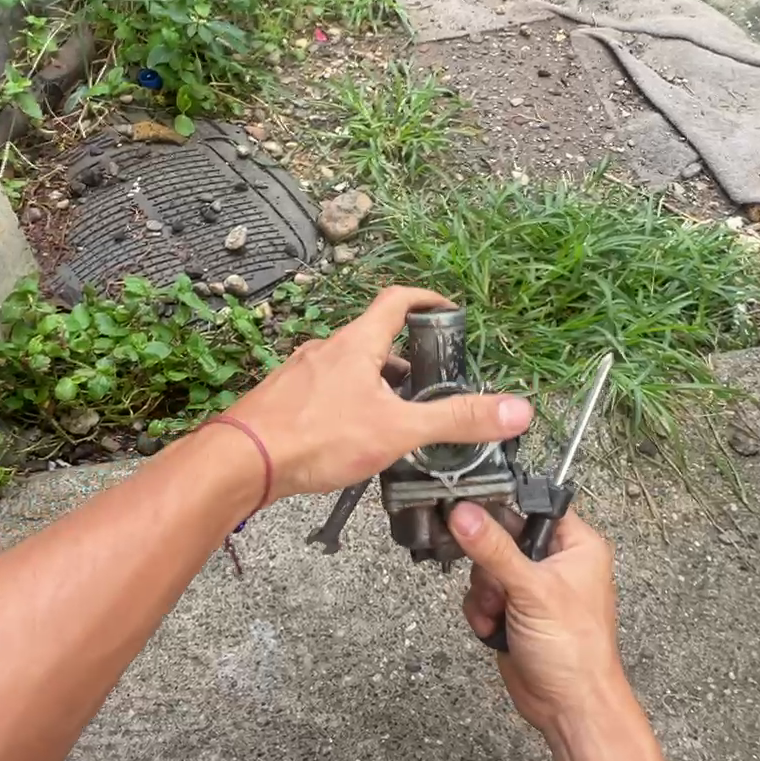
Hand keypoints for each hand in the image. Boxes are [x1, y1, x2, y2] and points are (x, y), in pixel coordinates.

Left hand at [224, 287, 532, 500]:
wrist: (244, 461)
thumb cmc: (317, 437)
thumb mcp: (399, 429)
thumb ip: (457, 420)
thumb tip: (515, 410)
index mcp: (357, 344)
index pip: (397, 301)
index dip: (426, 299)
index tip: (445, 309)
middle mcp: (326, 350)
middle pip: (373, 337)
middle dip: (405, 354)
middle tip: (428, 380)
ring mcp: (300, 373)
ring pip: (346, 366)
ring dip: (374, 380)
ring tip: (394, 411)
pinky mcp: (283, 399)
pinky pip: (323, 390)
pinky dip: (346, 401)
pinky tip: (349, 433)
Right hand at [447, 503, 624, 731]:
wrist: (568, 707)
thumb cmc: (576, 651)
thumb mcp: (532, 590)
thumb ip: (494, 549)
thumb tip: (464, 514)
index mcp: (575, 545)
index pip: (533, 504)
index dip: (503, 508)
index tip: (473, 512)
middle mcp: (554, 561)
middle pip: (499, 536)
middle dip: (489, 567)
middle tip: (498, 587)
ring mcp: (531, 586)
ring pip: (484, 567)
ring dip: (483, 593)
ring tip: (499, 613)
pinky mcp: (512, 609)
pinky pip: (480, 594)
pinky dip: (480, 611)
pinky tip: (494, 628)